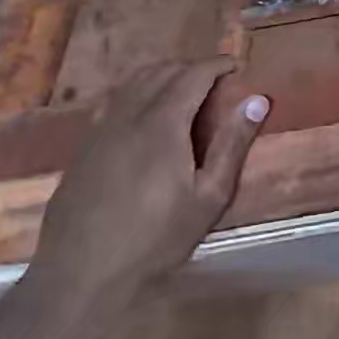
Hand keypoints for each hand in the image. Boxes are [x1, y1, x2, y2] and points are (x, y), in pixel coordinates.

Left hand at [24, 59, 268, 303]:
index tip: (235, 64)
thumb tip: (257, 100)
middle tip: (215, 81)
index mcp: (162, 123)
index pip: (192, 75)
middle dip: (191, 67)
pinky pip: (113, 102)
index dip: (216, 65)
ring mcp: (99, 129)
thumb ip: (232, 144)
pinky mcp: (83, 147)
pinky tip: (145, 116)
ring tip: (184, 91)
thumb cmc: (156, 239)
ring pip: (132, 83)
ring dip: (162, 76)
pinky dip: (137, 93)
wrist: (81, 274)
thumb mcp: (208, 197)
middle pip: (161, 71)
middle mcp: (127, 115)